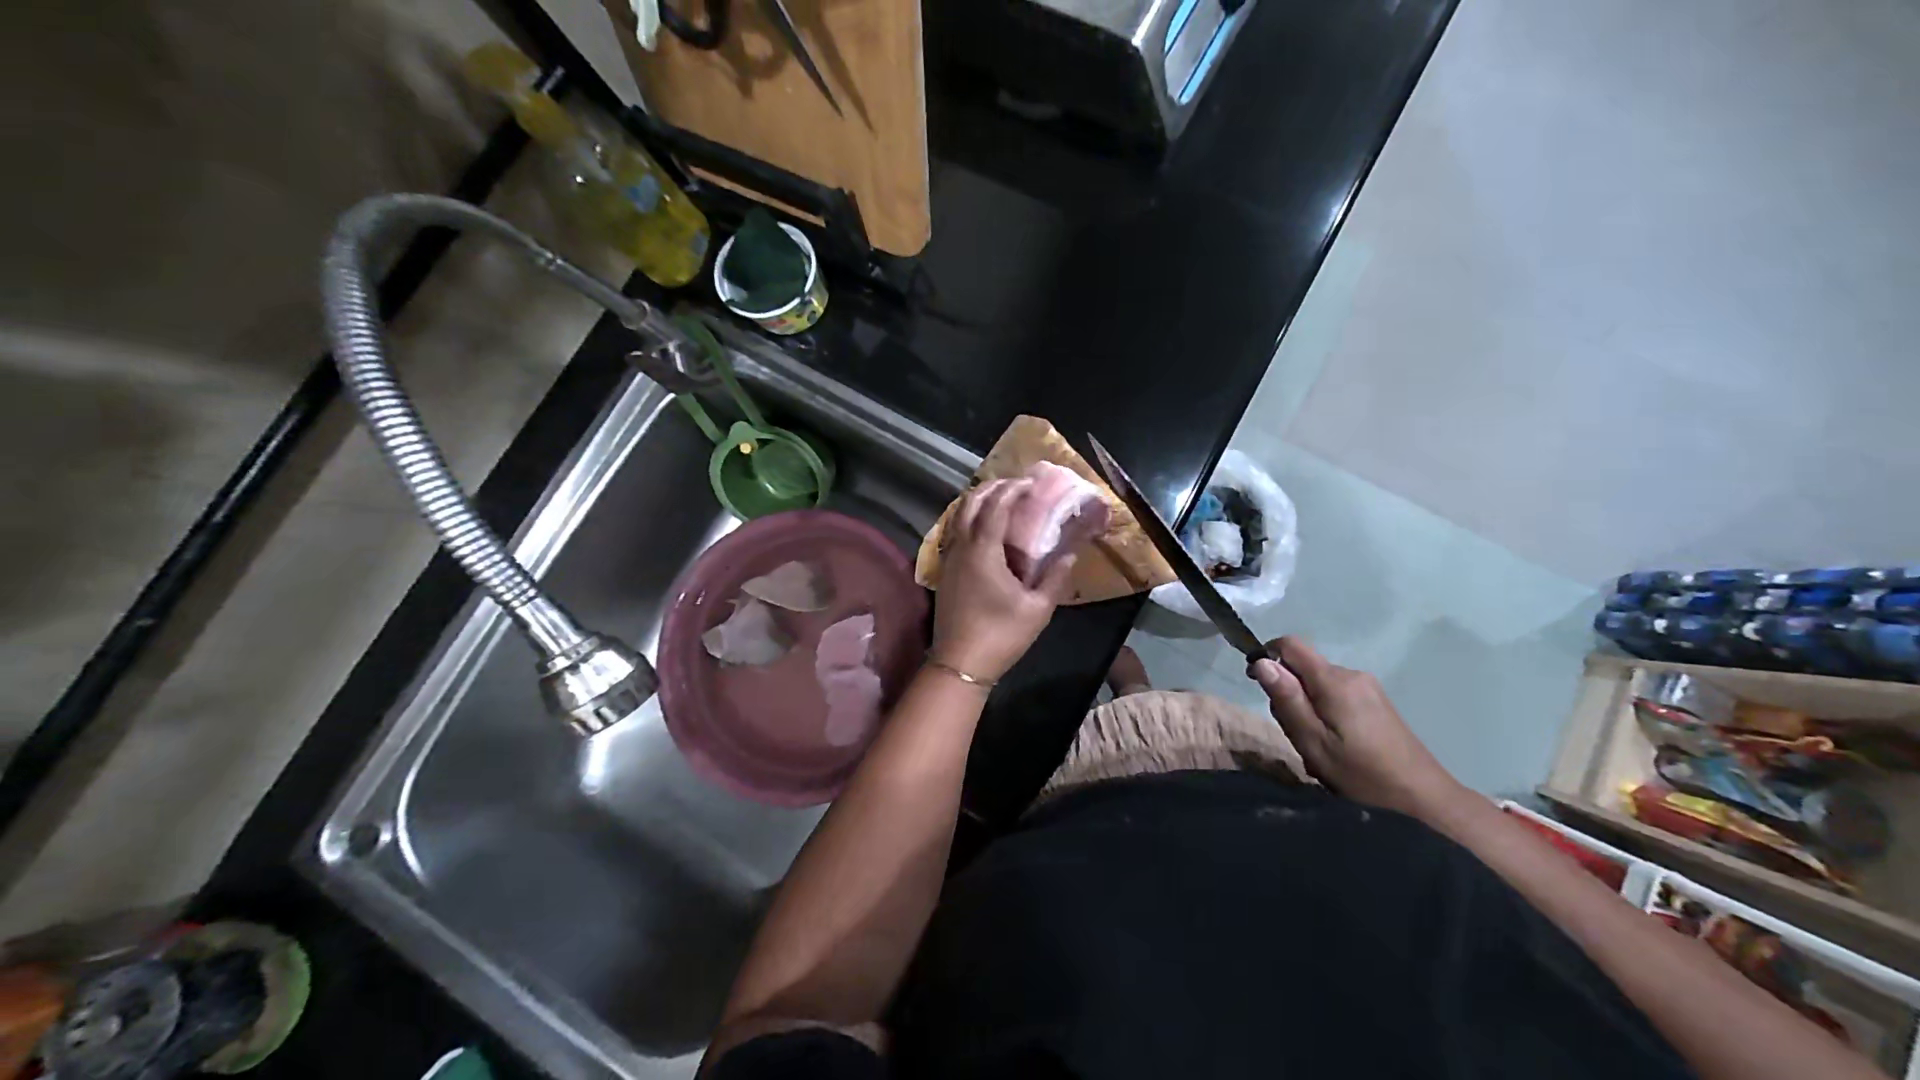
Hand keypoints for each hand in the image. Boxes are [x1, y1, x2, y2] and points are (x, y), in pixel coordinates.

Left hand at [931, 479, 1074, 681]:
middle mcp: (961, 548)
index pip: (995, 507)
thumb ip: (1055, 578)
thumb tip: (1071, 555)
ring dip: (978, 502)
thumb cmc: (1001, 635)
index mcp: (983, 551)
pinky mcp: (945, 572)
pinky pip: (955, 533)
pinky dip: (969, 520)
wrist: (960, 663)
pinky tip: (984, 530)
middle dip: (992, 489)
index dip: (1012, 489)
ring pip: (958, 517)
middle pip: (970, 504)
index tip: (1030, 481)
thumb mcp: (1037, 609)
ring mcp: (949, 559)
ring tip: (1001, 500)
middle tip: (1015, 485)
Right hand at [1247, 637, 1470, 822]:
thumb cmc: (1362, 775)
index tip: (1259, 687)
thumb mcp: (1314, 742)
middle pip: (1303, 667)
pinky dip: (1324, 712)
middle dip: (1288, 693)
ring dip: (1306, 706)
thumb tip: (1261, 661)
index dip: (1267, 657)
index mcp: (1335, 681)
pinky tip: (1334, 745)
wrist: (1424, 800)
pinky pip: (1336, 694)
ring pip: (1318, 683)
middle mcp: (1352, 675)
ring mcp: (1368, 688)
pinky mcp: (1376, 702)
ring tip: (1316, 745)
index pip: (1290, 645)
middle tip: (1295, 733)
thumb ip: (1287, 700)